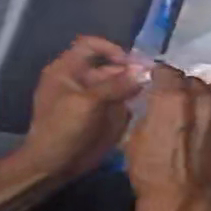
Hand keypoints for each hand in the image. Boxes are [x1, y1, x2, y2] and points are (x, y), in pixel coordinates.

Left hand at [16, 37, 147, 180]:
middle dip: (132, 69)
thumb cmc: (62, 130)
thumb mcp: (87, 103)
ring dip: (137, 83)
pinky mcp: (105, 112)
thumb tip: (145, 72)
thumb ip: (116, 85)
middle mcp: (82, 79)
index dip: (112, 49)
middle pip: (111, 64)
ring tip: (156, 89)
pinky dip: (137, 98)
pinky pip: (125, 98)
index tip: (131, 63)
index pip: (91, 45)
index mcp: (67, 70)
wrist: (54, 165)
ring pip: (121, 81)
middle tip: (154, 78)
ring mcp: (94, 96)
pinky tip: (149, 102)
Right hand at [122, 64, 210, 208]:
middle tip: (183, 102)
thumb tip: (157, 105)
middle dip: (188, 87)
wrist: (188, 200)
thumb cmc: (153, 174)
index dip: (162, 76)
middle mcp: (204, 98)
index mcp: (173, 98)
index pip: (168, 71)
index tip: (159, 82)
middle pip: (197, 80)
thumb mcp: (136, 140)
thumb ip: (151, 113)